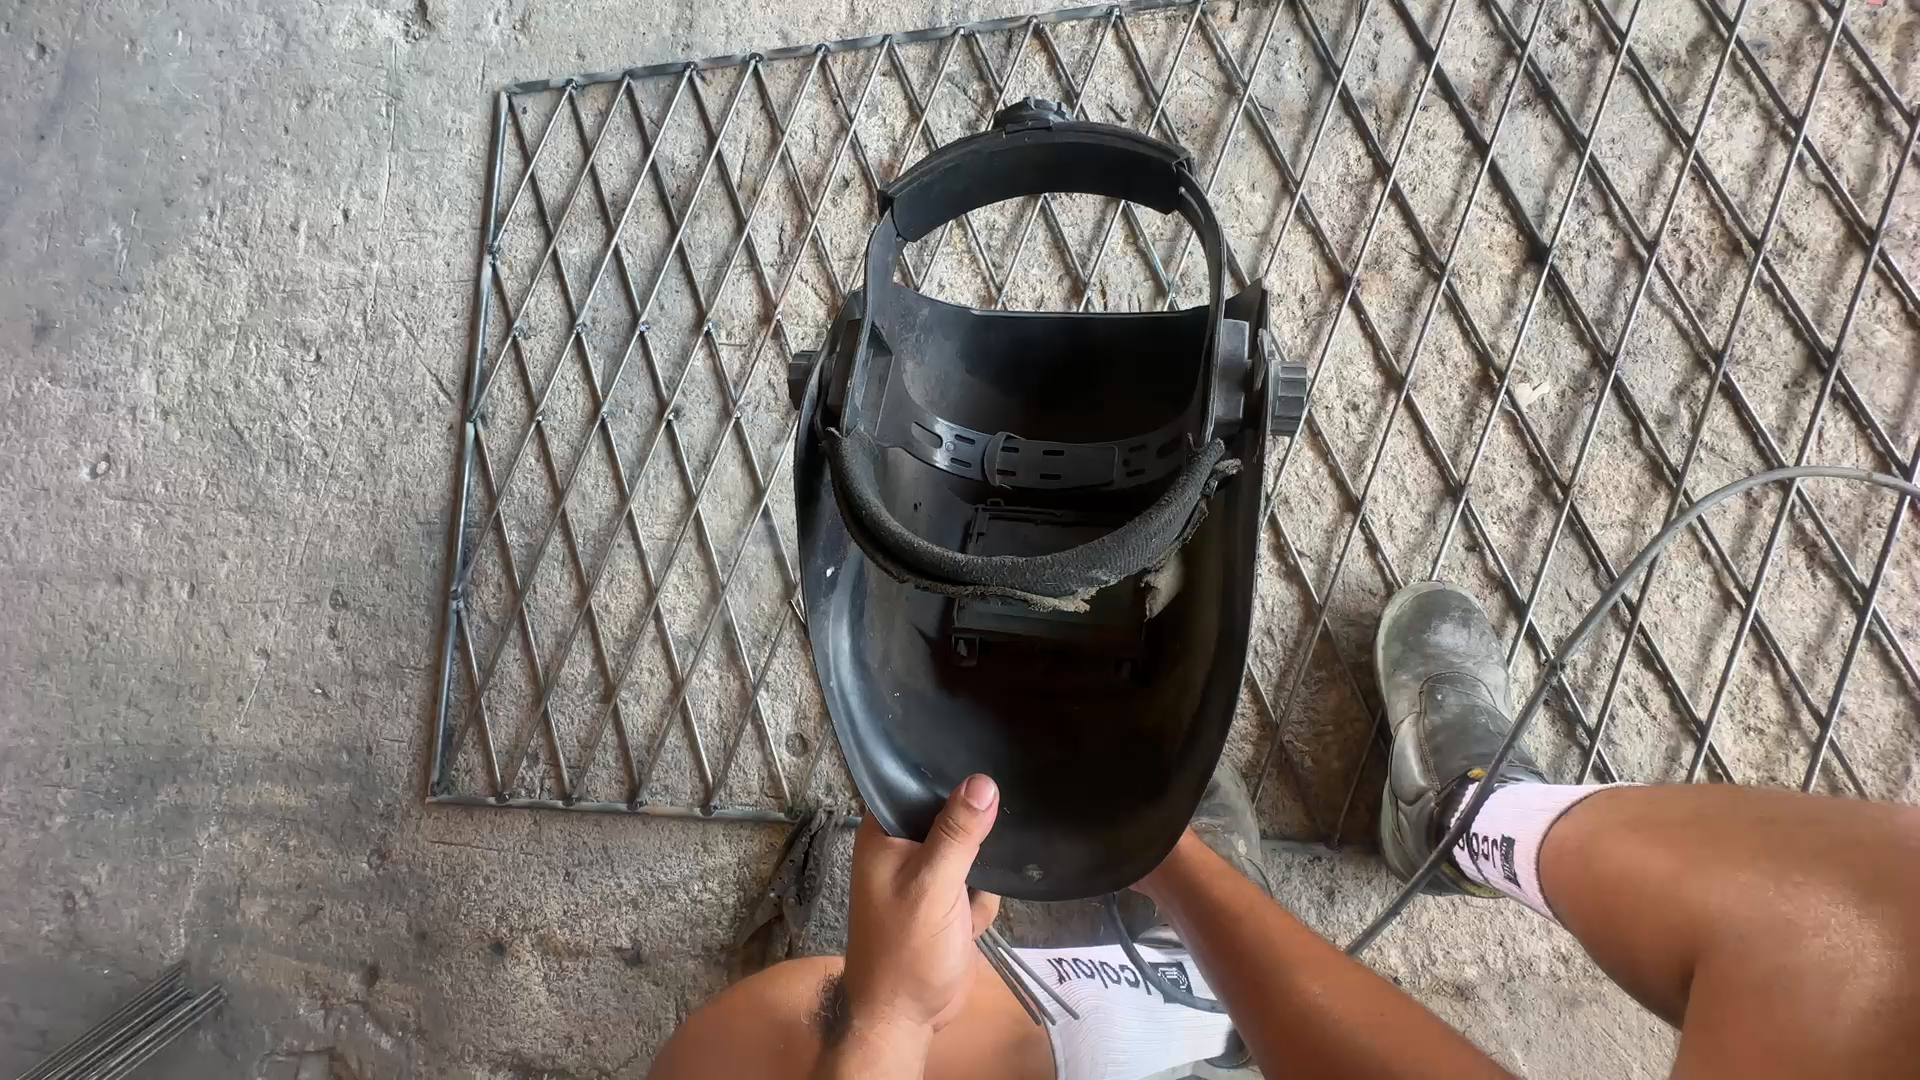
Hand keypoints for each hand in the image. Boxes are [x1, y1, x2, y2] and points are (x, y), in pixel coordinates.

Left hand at [840, 774, 1001, 1038]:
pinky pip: (981, 876)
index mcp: (884, 831)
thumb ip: (957, 833)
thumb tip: (984, 781)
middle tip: (1000, 810)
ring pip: (972, 841)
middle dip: (974, 819)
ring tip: (974, 884)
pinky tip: (972, 916)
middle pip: (950, 807)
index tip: (978, 754)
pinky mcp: (951, 896)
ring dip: (983, 863)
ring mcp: (930, 870)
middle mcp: (906, 843)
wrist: (908, 1017)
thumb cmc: (905, 947)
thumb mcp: (931, 884)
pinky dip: (983, 894)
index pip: (912, 779)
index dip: (942, 768)